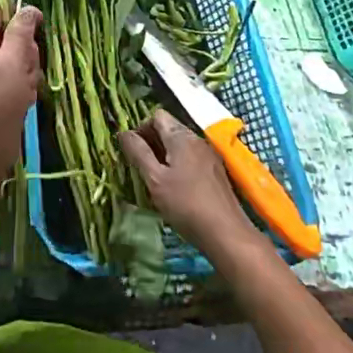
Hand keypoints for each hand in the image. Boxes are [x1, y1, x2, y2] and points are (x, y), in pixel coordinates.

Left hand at [0, 1, 40, 175]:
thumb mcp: (13, 61)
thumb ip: (21, 31)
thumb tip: (29, 8)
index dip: (16, 13)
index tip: (36, 27)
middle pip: (9, 32)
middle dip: (25, 48)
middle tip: (25, 67)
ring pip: (17, 55)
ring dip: (28, 69)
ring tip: (25, 87)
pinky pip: (16, 74)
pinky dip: (25, 84)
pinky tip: (26, 98)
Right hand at [119, 110, 258, 252]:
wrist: (228, 236)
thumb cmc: (186, 204)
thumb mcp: (154, 178)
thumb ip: (137, 152)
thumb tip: (123, 133)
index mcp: (181, 137)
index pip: (156, 116)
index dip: (141, 128)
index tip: (133, 150)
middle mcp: (197, 141)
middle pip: (169, 129)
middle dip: (151, 143)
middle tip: (141, 166)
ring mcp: (210, 157)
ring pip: (180, 146)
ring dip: (164, 156)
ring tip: (155, 179)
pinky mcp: (217, 173)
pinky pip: (191, 159)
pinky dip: (178, 166)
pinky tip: (175, 188)